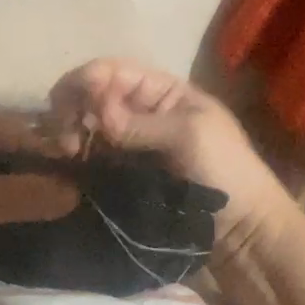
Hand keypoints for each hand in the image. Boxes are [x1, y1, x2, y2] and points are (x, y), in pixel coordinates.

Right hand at [46, 59, 293, 246]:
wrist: (241, 233)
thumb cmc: (227, 172)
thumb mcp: (190, 135)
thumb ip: (140, 121)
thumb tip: (93, 109)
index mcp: (163, 92)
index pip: (113, 71)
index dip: (87, 80)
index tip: (68, 103)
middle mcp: (140, 113)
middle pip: (92, 95)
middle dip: (71, 106)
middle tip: (64, 136)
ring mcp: (128, 145)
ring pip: (85, 125)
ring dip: (68, 131)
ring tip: (66, 152)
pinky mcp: (120, 176)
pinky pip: (89, 157)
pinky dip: (74, 155)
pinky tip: (69, 163)